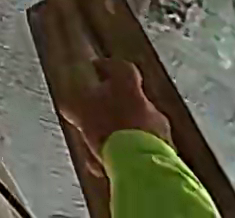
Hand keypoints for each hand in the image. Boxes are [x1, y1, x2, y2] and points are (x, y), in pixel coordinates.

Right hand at [56, 59, 171, 155]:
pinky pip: (146, 150)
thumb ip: (73, 106)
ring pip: (137, 127)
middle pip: (130, 99)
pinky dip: (132, 154)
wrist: (142, 167)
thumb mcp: (80, 111)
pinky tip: (114, 165)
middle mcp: (149, 103)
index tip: (96, 73)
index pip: (121, 67)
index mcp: (128, 84)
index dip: (108, 68)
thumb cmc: (109, 129)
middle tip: (97, 118)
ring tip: (102, 149)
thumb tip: (67, 105)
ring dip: (122, 134)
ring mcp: (161, 130)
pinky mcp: (168, 156)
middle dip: (114, 109)